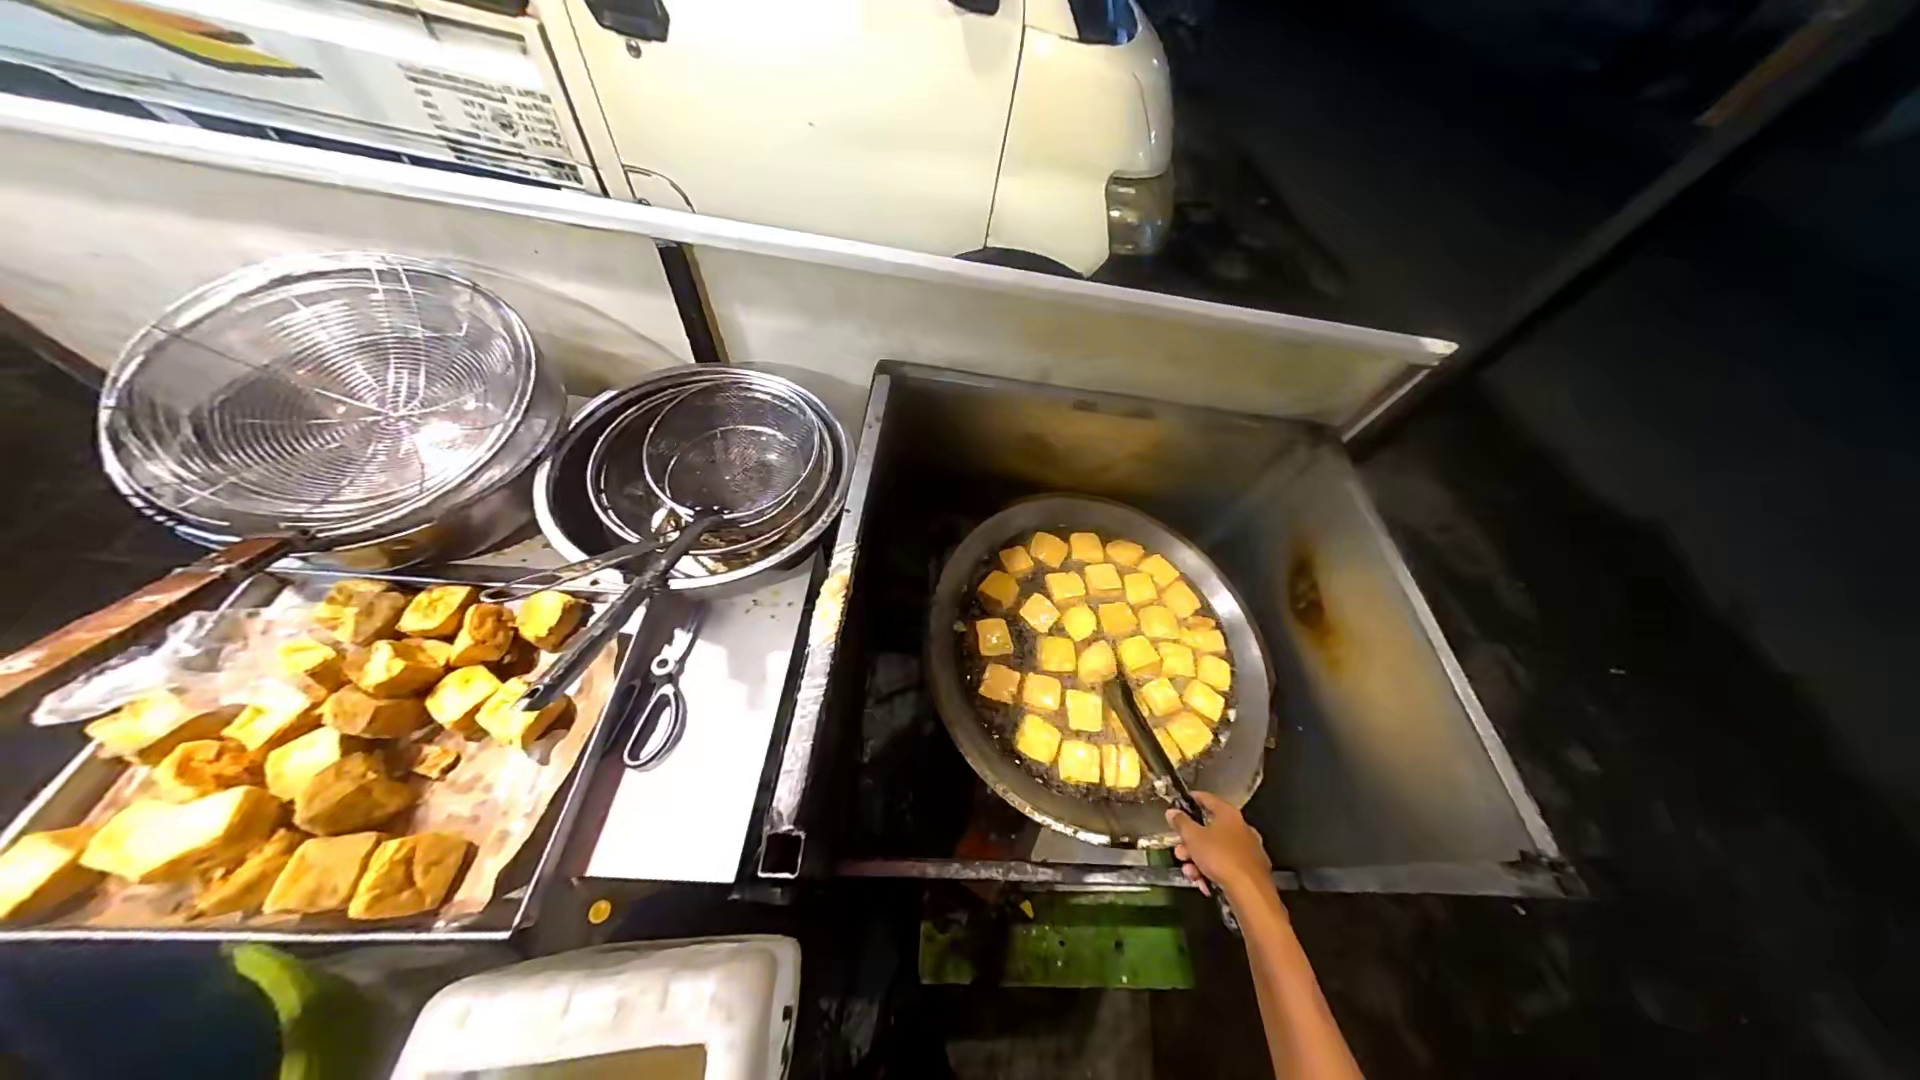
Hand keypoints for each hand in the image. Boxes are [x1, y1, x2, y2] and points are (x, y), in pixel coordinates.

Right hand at [1167, 791, 1271, 898]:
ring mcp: (1249, 850)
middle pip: (1210, 829)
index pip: (1208, 799)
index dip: (1193, 798)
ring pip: (1216, 850)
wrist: (1250, 892)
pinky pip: (1226, 866)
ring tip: (1190, 873)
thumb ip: (1181, 822)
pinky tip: (1204, 884)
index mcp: (1229, 815)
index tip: (1181, 802)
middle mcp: (1242, 829)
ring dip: (1199, 860)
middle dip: (1191, 842)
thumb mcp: (1193, 837)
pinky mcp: (1252, 871)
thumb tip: (1172, 812)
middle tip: (1180, 852)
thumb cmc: (1220, 857)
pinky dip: (1213, 872)